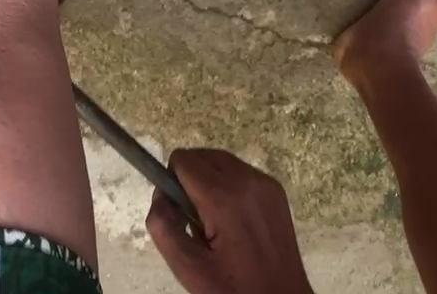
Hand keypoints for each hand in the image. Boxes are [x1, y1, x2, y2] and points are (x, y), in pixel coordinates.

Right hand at [146, 149, 316, 293]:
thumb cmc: (233, 289)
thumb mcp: (188, 269)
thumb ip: (163, 226)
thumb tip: (160, 194)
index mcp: (223, 197)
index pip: (182, 160)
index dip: (172, 183)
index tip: (180, 214)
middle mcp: (246, 179)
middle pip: (200, 156)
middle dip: (190, 182)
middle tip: (197, 222)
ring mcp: (264, 181)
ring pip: (219, 161)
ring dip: (209, 182)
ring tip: (216, 223)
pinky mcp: (275, 187)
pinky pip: (239, 171)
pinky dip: (228, 185)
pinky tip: (235, 221)